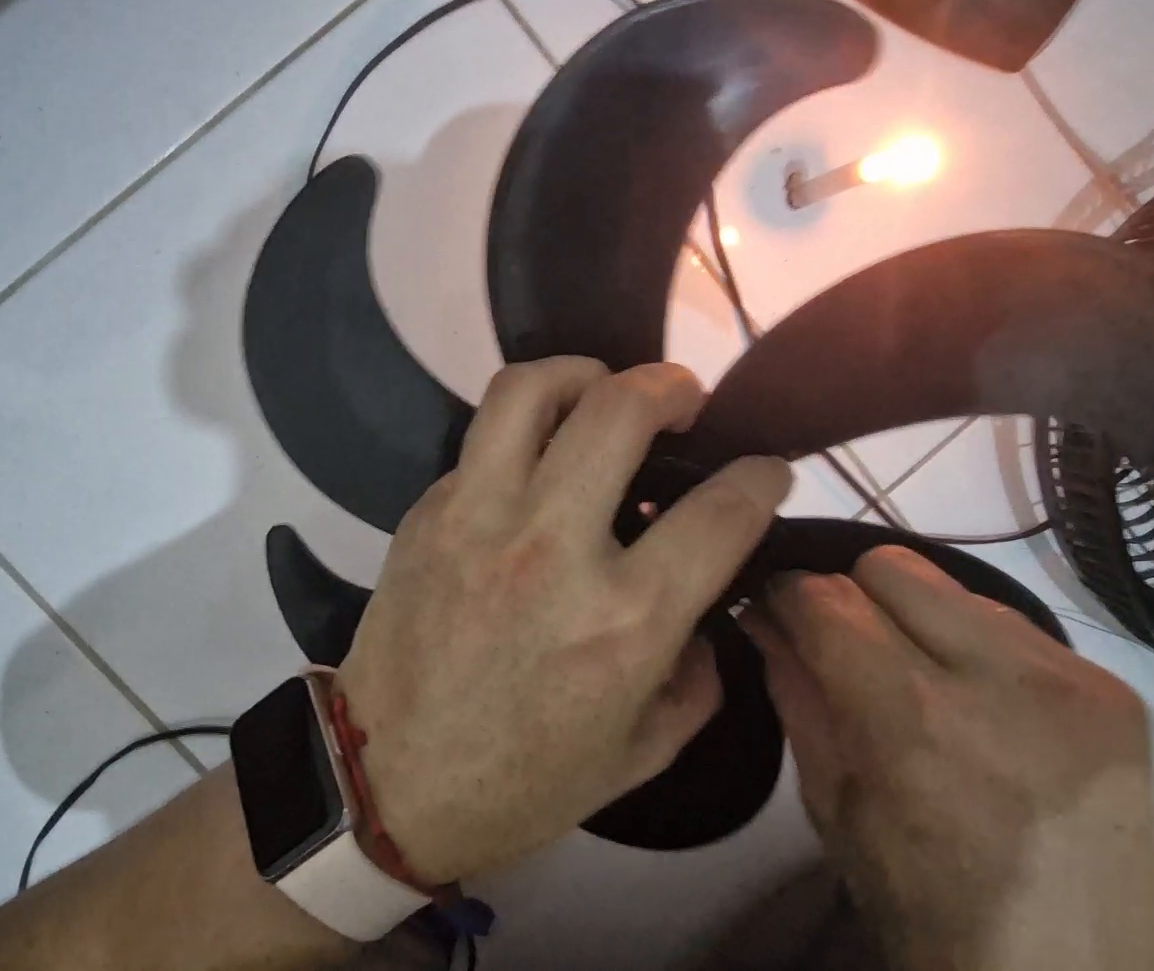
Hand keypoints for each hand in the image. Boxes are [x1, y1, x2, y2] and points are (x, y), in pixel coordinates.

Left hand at [334, 357, 792, 883]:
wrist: (386, 781)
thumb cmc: (522, 781)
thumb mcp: (642, 750)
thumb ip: (698, 674)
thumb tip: (709, 609)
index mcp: (625, 619)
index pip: (720, 512)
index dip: (762, 477)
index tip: (767, 470)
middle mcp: (553, 548)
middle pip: (621, 410)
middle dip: (670, 386)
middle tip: (683, 400)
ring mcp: (479, 518)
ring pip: (531, 391)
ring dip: (583, 372)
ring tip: (603, 391)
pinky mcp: (428, 512)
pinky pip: (484, 441)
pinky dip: (525, 435)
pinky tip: (536, 467)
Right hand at [748, 548, 1153, 970]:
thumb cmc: (925, 905)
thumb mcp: (831, 804)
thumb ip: (795, 692)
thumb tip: (761, 616)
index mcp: (912, 721)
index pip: (825, 598)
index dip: (786, 594)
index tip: (775, 609)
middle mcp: (998, 681)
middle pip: (888, 567)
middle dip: (848, 596)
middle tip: (845, 647)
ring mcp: (1071, 680)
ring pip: (952, 584)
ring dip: (914, 615)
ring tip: (917, 675)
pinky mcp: (1118, 689)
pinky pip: (1013, 623)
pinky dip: (974, 643)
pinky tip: (977, 699)